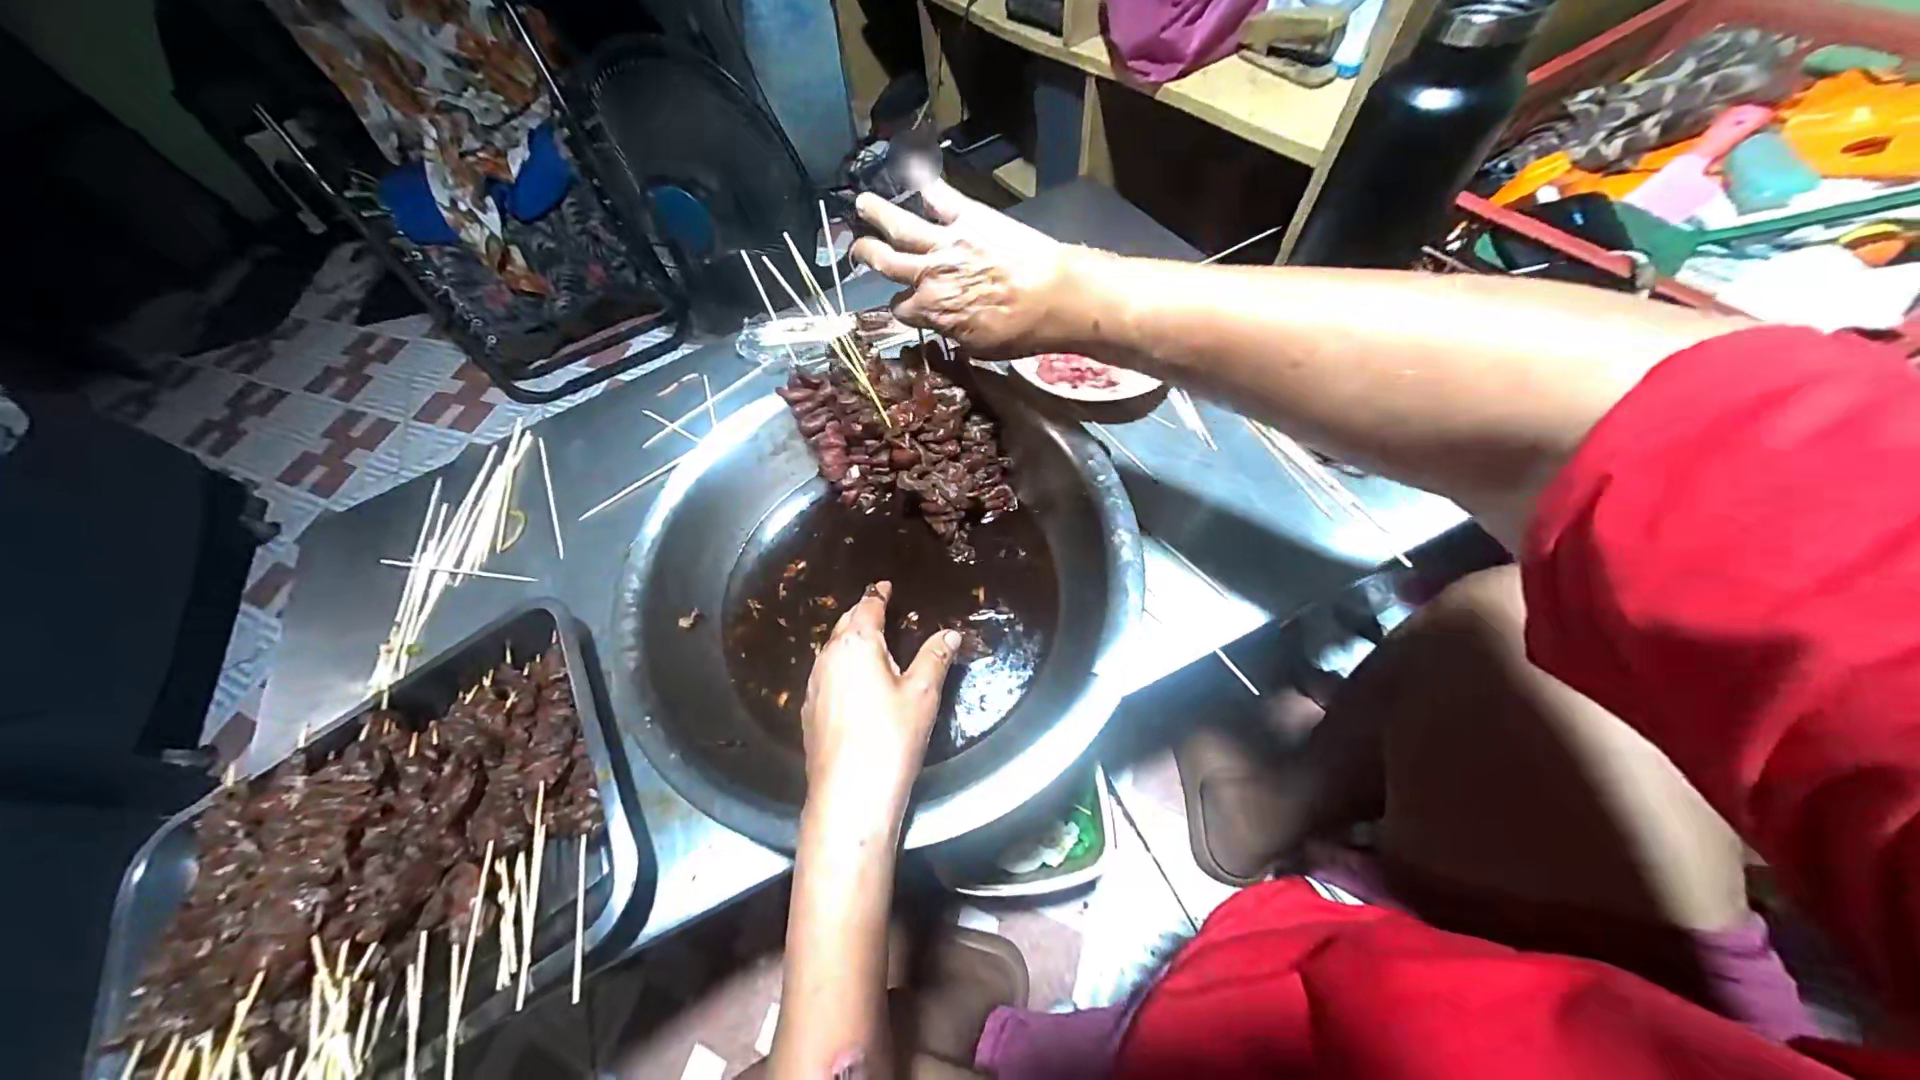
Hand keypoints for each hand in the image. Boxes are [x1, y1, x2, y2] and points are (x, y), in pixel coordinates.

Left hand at [801, 581, 962, 811]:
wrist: (849, 794)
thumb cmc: (890, 738)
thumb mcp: (922, 694)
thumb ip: (935, 658)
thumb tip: (950, 634)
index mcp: (856, 645)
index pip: (867, 608)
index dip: (877, 595)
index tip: (884, 586)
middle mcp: (828, 658)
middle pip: (844, 624)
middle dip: (861, 614)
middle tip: (878, 609)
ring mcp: (814, 685)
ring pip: (832, 649)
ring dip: (848, 639)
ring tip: (867, 640)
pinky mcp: (810, 711)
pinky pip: (826, 674)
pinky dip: (841, 665)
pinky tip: (852, 680)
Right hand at [850, 180, 1093, 358]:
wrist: (1052, 297)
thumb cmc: (1020, 331)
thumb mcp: (978, 346)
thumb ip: (953, 331)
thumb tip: (946, 327)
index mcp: (930, 311)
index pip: (899, 307)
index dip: (900, 306)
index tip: (903, 303)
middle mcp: (928, 275)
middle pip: (885, 263)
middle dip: (866, 254)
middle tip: (858, 248)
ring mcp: (945, 242)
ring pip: (899, 226)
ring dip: (877, 213)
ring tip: (862, 203)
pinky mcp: (968, 216)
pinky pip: (939, 196)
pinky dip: (924, 183)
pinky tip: (912, 172)